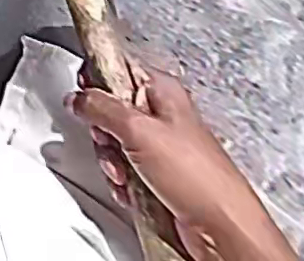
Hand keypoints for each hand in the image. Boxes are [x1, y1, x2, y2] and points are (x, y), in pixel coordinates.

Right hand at [71, 69, 296, 260]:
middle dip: (101, 129)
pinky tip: (131, 188)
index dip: (93, 79)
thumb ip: (98, 106)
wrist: (227, 237)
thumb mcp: (137, 129)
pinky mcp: (157, 173)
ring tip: (125, 172)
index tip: (86, 94)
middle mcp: (160, 114)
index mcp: (161, 90)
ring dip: (110, 157)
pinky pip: (122, 164)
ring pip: (111, 138)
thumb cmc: (200, 181)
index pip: (113, 66)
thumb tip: (76, 97)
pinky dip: (120, 177)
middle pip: (106, 105)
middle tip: (110, 140)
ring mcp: (159, 145)